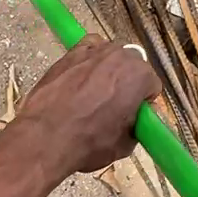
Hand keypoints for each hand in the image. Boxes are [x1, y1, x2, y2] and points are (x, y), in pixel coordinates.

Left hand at [4, 36, 162, 179]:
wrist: (46, 137)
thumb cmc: (87, 142)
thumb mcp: (123, 145)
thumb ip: (135, 127)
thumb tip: (131, 124)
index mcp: (139, 76)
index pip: (152, 85)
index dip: (143, 103)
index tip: (134, 115)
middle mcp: (120, 56)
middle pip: (132, 66)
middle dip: (127, 83)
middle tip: (115, 106)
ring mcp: (93, 51)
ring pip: (110, 57)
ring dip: (108, 71)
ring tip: (94, 95)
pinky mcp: (70, 53)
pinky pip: (87, 51)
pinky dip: (88, 61)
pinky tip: (80, 80)